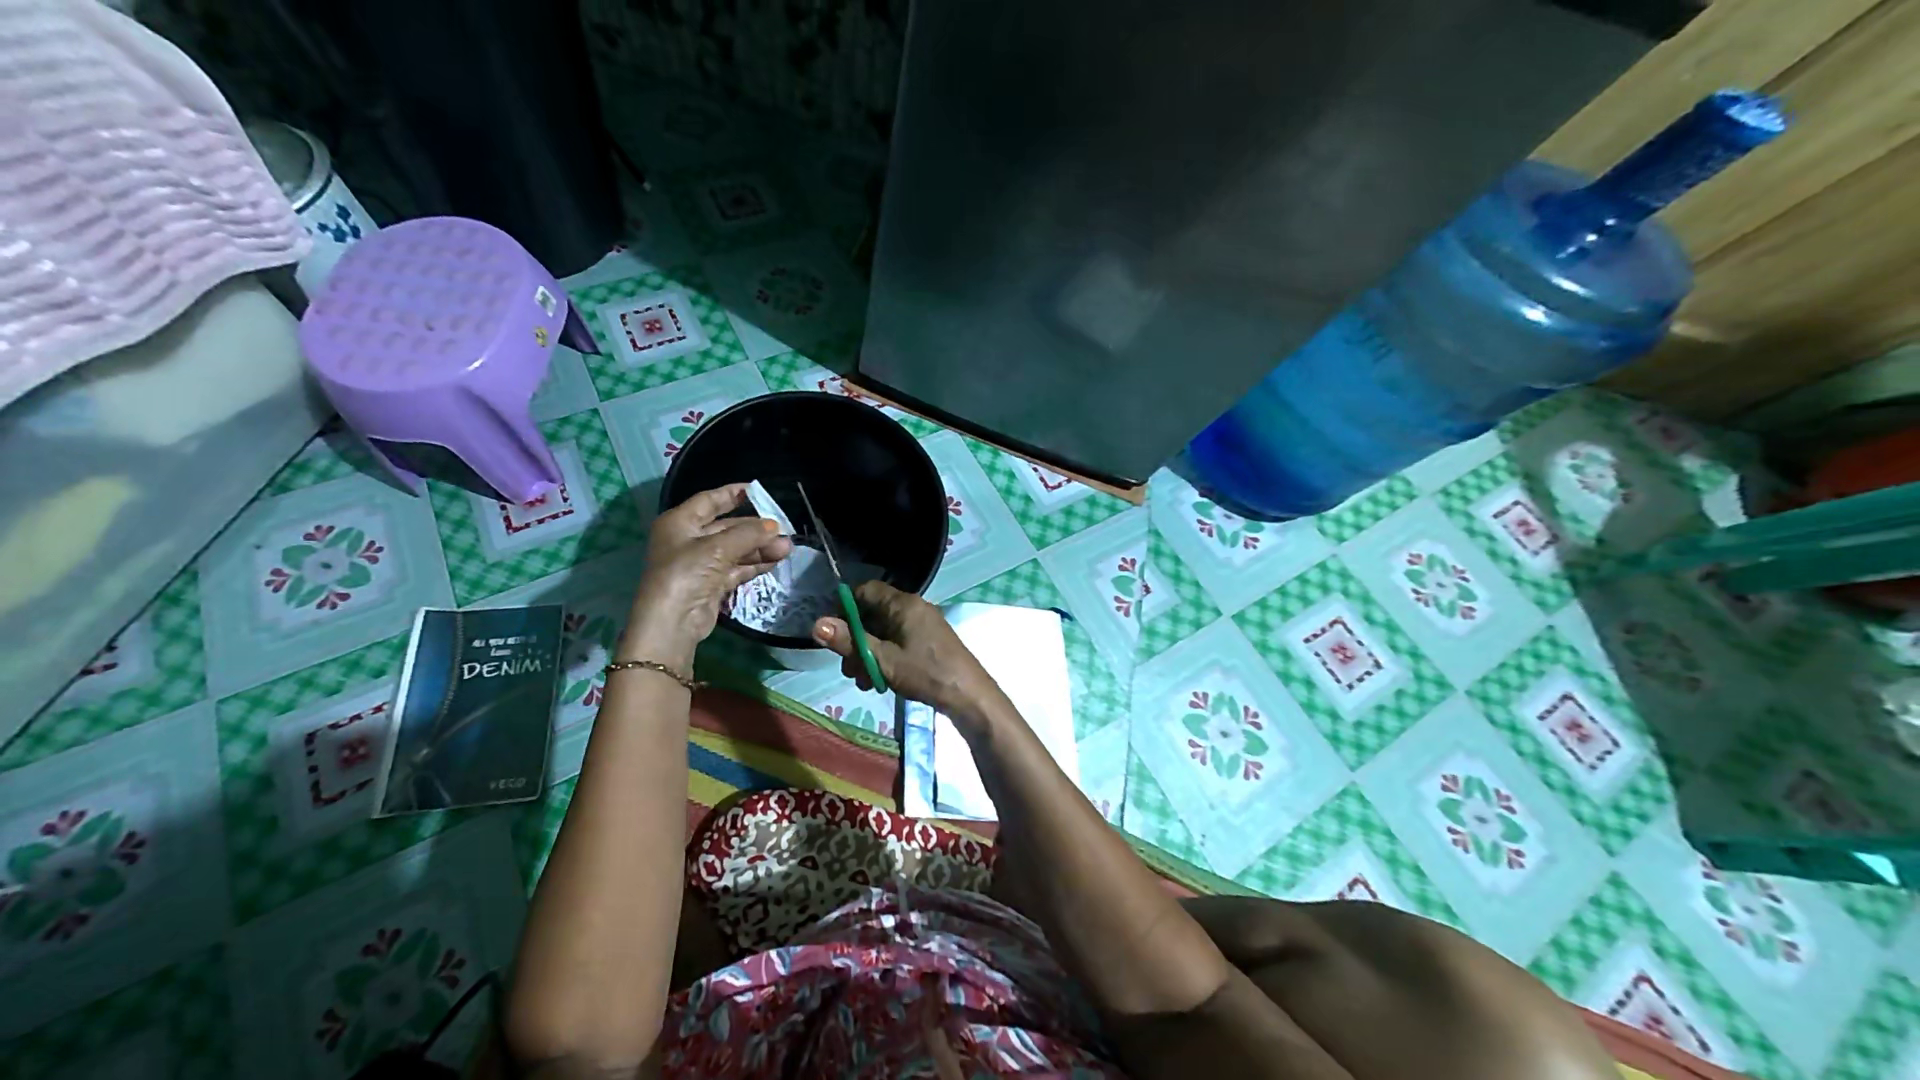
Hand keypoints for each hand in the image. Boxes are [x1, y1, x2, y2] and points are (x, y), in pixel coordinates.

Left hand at [623, 484, 791, 671]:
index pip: (709, 500)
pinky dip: (755, 564)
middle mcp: (688, 540)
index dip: (733, 494)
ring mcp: (700, 563)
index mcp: (680, 522)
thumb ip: (749, 534)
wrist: (672, 622)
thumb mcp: (718, 547)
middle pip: (727, 526)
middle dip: (755, 528)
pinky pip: (737, 568)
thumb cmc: (687, 573)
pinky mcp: (711, 584)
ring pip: (735, 549)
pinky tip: (775, 561)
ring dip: (760, 548)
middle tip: (783, 528)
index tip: (759, 490)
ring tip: (787, 548)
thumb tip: (775, 526)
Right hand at [811, 581, 1004, 722]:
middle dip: (855, 639)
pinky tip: (879, 680)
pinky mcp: (929, 640)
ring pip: (885, 631)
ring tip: (862, 680)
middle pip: (874, 614)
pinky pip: (898, 640)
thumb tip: (817, 624)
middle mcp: (914, 607)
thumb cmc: (924, 672)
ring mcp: (923, 624)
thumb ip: (849, 642)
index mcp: (903, 604)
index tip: (832, 630)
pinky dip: (884, 656)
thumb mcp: (881, 659)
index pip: (867, 590)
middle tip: (847, 667)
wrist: (968, 694)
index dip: (845, 606)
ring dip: (868, 653)